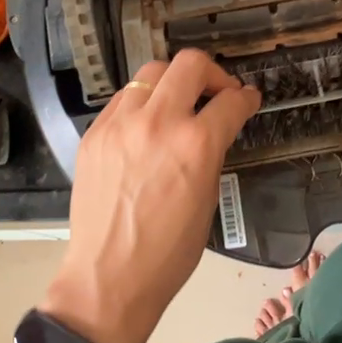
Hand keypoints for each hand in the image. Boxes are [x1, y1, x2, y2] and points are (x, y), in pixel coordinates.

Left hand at [45, 49, 259, 342]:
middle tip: (217, 93)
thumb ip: (211, 153)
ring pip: (151, 73)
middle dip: (212, 74)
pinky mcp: (94, 134)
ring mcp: (120, 125)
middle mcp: (157, 123)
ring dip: (172, 82)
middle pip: (189, 64)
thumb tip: (215, 130)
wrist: (109, 278)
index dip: (246, 98)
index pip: (230, 101)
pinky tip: (147, 126)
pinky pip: (123, 100)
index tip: (247, 99)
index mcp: (195, 144)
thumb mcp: (207, 200)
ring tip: (179, 105)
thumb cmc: (167, 253)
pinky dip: (142, 103)